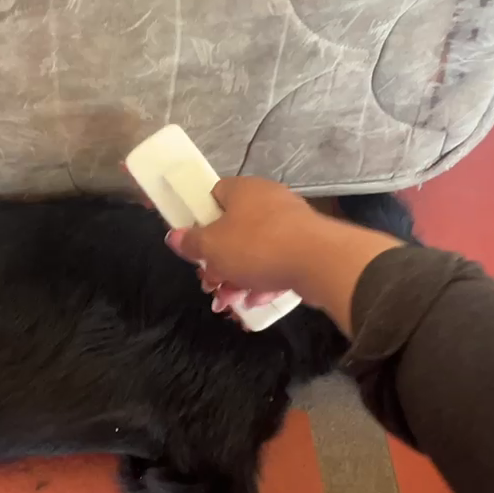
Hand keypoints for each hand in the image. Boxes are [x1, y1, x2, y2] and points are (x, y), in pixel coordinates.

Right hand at [165, 177, 402, 332]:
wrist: (320, 261)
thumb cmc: (257, 246)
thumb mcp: (212, 247)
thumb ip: (191, 242)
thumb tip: (173, 236)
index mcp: (242, 190)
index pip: (213, 195)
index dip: (200, 220)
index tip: (195, 245)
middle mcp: (267, 200)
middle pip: (232, 229)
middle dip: (218, 262)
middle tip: (210, 284)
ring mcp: (290, 223)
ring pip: (254, 251)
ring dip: (237, 277)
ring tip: (229, 302)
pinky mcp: (307, 246)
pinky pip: (277, 262)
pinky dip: (264, 281)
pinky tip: (255, 301)